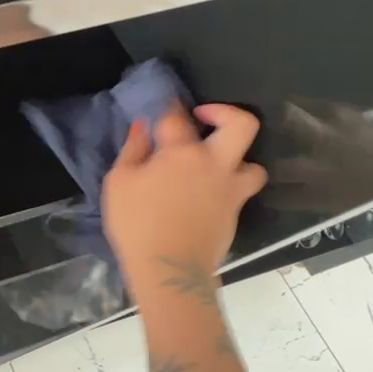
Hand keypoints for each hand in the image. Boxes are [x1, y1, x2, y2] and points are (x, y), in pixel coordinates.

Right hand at [103, 103, 267, 284]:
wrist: (168, 266)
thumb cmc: (136, 221)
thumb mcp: (119, 182)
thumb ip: (133, 150)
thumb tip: (144, 126)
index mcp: (181, 152)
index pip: (176, 117)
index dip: (168, 106)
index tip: (161, 105)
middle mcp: (214, 163)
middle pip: (241, 124)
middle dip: (226, 112)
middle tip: (204, 117)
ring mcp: (231, 189)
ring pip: (253, 163)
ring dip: (237, 158)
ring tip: (215, 163)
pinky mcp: (236, 211)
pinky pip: (242, 189)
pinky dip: (229, 185)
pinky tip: (207, 193)